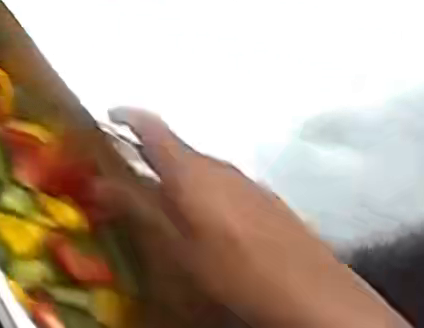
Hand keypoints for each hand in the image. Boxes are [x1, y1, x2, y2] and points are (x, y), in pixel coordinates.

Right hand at [101, 109, 410, 327]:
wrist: (326, 307)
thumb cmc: (237, 271)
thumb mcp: (177, 246)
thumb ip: (136, 208)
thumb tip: (96, 179)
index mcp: (188, 167)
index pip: (149, 124)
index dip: (125, 116)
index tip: (107, 117)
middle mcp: (217, 165)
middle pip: (176, 147)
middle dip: (152, 154)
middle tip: (129, 170)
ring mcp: (250, 184)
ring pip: (204, 168)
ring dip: (182, 176)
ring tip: (169, 199)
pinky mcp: (275, 206)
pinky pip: (228, 186)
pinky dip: (210, 193)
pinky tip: (213, 223)